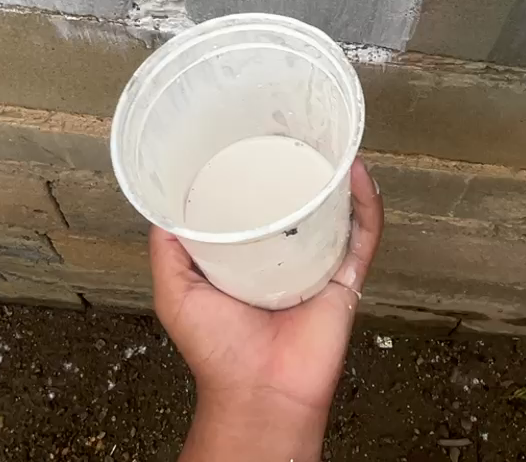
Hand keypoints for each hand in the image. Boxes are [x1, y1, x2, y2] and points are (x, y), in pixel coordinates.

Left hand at [151, 159, 384, 461]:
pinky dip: (366, 201)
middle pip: (306, 198)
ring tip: (332, 142)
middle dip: (306, 164)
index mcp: (257, 252)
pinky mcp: (348, 275)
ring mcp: (322, 261)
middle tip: (298, 132)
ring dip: (342, 174)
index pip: (265, 201)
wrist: (259, 393)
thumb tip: (159, 207)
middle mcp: (292, 251)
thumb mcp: (178, 292)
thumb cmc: (218, 352)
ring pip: (341, 207)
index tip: (259, 138)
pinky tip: (357, 172)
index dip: (264, 169)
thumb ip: (168, 251)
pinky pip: (364, 232)